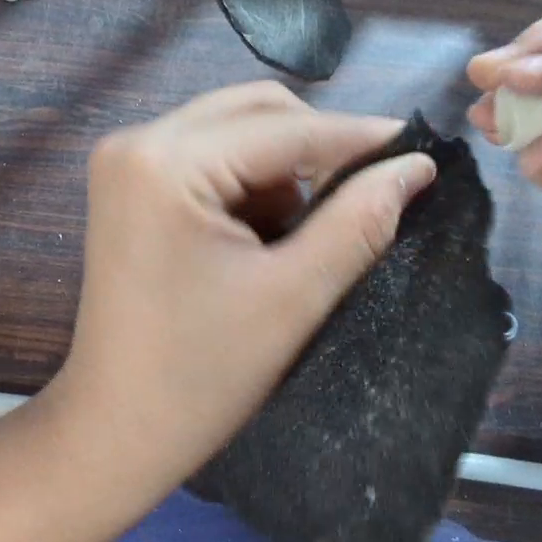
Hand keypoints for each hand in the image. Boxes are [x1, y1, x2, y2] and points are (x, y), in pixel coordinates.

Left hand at [54, 82, 435, 474]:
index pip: (286, 129)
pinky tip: (261, 238)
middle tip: (367, 198)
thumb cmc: (201, 376)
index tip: (425, 154)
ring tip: (301, 238)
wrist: (116, 430)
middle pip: (256, 112)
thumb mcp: (293, 297)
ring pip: (235, 131)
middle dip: (317, 151)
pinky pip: (208, 158)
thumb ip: (359, 221)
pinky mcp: (127, 187)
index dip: (361, 139)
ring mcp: (124, 162)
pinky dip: (249, 186)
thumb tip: (415, 167)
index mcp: (166, 162)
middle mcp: (136, 141)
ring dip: (282, 172)